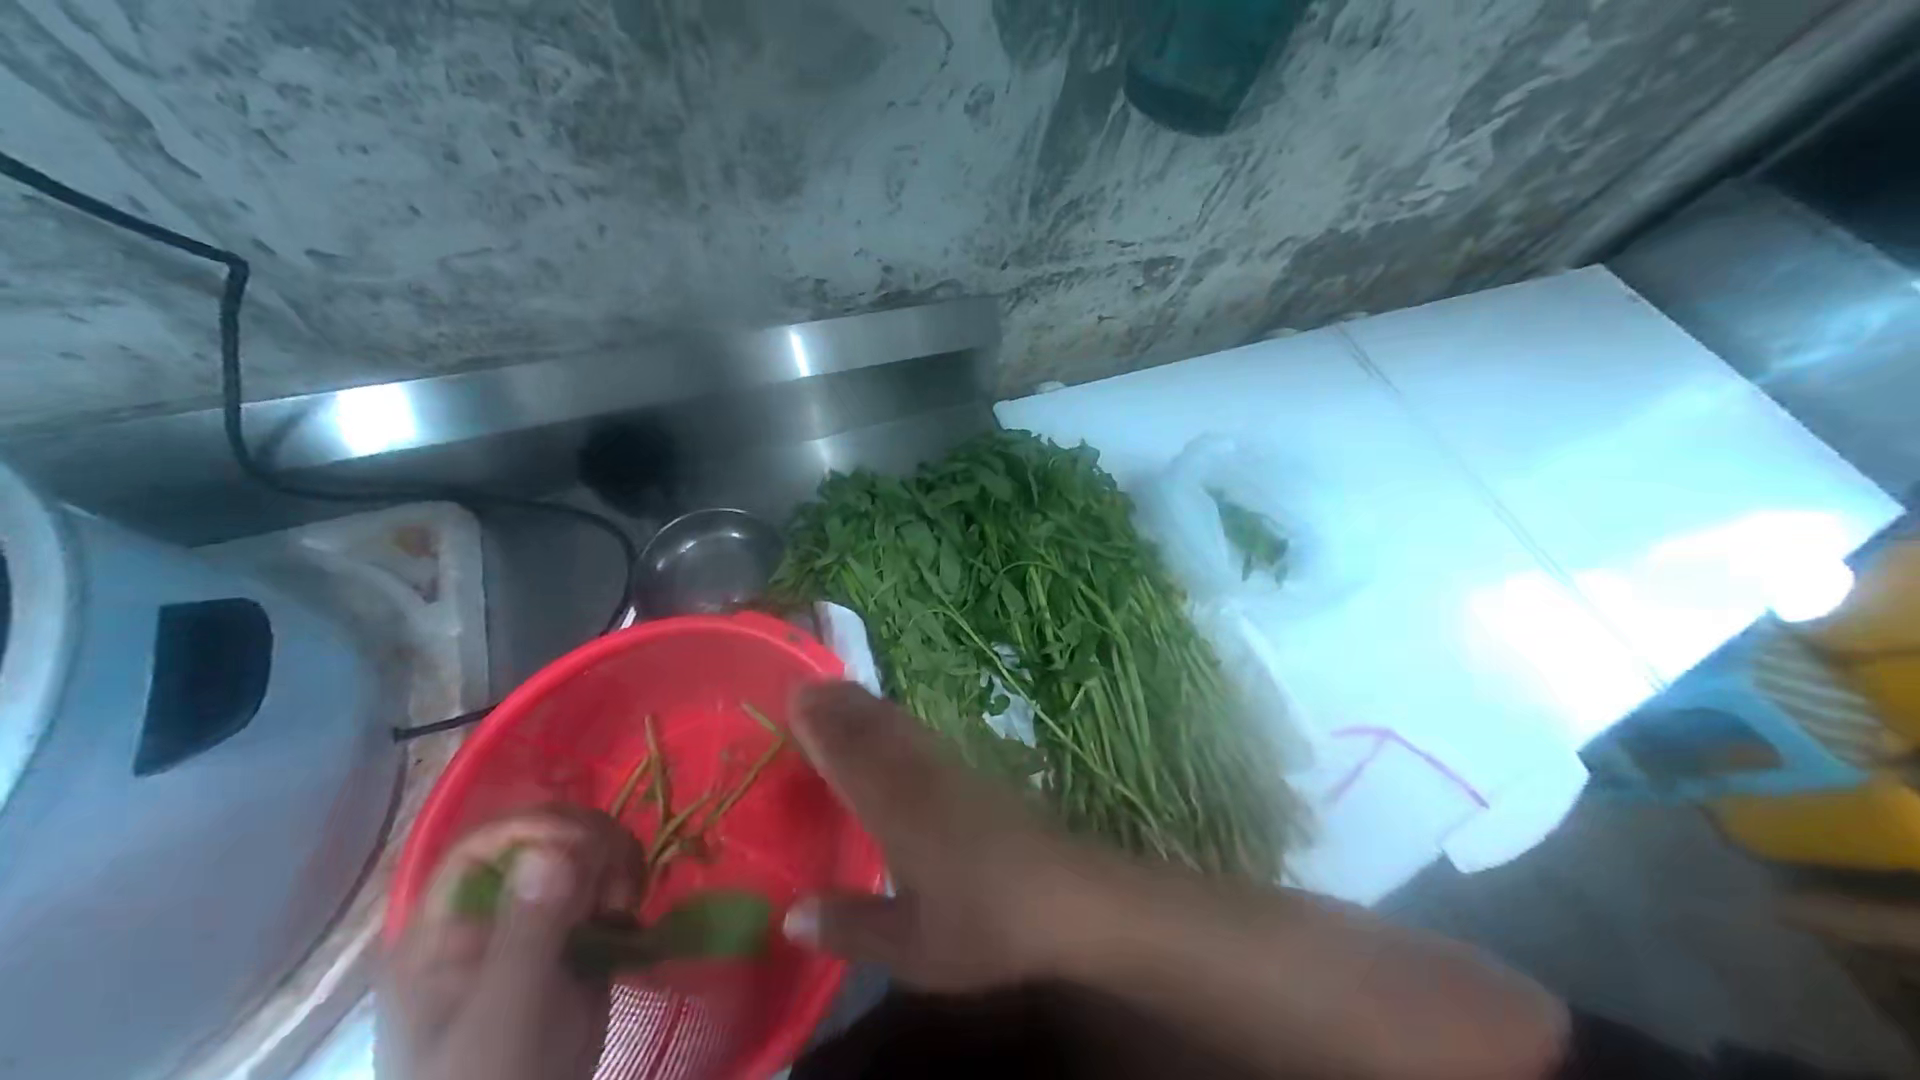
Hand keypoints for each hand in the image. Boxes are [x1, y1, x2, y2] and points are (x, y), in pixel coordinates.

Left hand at [379, 807, 644, 1079]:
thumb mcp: (507, 1014)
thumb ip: (528, 932)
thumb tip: (552, 848)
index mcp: (444, 928)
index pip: (483, 845)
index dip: (535, 830)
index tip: (586, 850)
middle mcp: (489, 910)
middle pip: (543, 833)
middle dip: (590, 846)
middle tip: (615, 889)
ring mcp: (535, 917)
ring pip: (582, 847)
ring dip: (615, 861)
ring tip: (624, 909)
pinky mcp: (576, 929)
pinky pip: (606, 876)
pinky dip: (627, 880)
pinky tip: (630, 917)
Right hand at [780, 682, 1109, 991]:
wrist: (1068, 897)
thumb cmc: (984, 924)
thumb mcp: (910, 946)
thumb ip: (849, 927)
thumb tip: (790, 916)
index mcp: (896, 811)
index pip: (847, 757)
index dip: (818, 728)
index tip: (791, 700)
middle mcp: (920, 778)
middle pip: (873, 729)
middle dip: (837, 705)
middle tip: (806, 685)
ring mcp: (952, 771)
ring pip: (900, 726)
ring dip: (866, 706)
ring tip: (840, 693)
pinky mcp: (976, 775)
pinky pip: (923, 735)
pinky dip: (897, 722)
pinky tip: (897, 727)